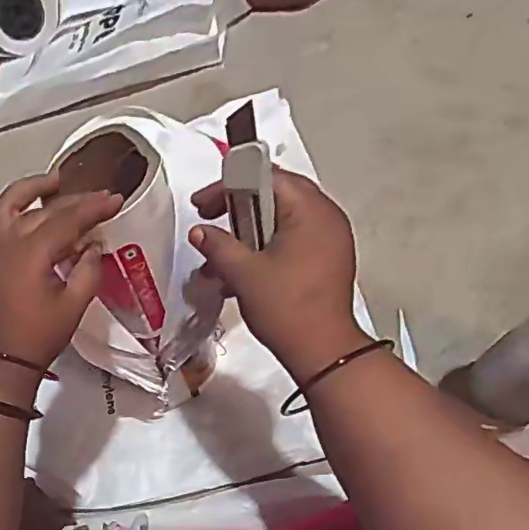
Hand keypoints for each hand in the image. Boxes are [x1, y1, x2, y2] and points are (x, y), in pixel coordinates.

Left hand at [0, 172, 121, 368]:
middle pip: (43, 211)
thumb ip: (88, 270)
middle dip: (73, 201)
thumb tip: (93, 245)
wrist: (4, 360)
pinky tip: (31, 207)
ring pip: (10, 206)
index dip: (92, 208)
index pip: (66, 220)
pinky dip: (14, 207)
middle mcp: (7, 243)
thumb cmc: (41, 336)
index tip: (114, 199)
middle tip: (99, 196)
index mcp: (31, 254)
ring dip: (33, 190)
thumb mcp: (73, 305)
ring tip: (56, 181)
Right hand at [190, 168, 369, 380]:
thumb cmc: (286, 308)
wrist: (323, 352)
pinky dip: (263, 250)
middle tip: (208, 220)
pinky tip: (238, 274)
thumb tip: (200, 231)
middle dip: (236, 209)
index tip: (202, 205)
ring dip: (246, 234)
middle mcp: (325, 217)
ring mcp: (329, 240)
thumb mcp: (243, 274)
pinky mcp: (325, 261)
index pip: (266, 177)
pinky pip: (290, 242)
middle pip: (275, 196)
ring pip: (280, 222)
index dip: (228, 185)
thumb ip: (218, 245)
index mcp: (310, 211)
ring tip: (218, 257)